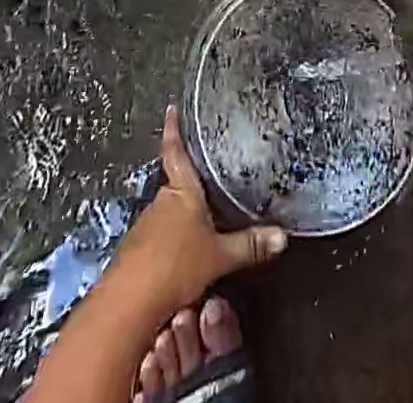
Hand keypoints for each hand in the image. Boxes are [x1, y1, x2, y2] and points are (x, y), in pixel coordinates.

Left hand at [115, 106, 288, 307]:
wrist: (130, 302)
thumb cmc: (176, 264)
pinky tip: (186, 254)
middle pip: (176, 185)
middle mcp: (161, 202)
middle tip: (209, 182)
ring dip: (183, 218)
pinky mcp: (138, 251)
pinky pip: (161, 236)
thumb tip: (282, 237)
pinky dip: (175, 240)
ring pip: (169, 213)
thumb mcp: (220, 255)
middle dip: (190, 186)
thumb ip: (249, 246)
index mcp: (181, 192)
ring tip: (204, 224)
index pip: (176, 152)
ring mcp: (147, 226)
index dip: (173, 130)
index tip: (171, 110)